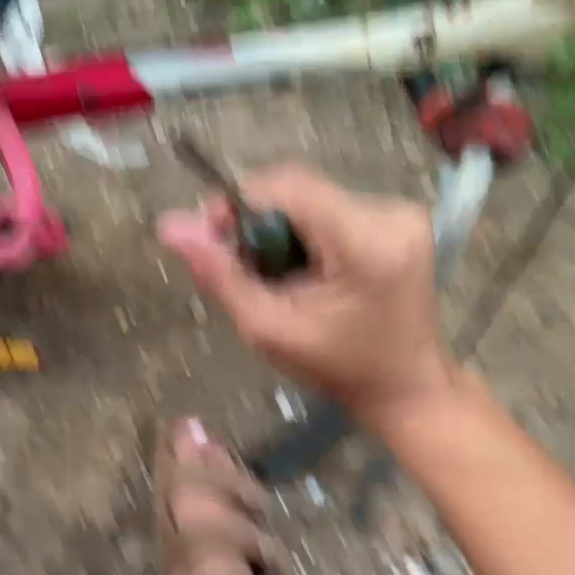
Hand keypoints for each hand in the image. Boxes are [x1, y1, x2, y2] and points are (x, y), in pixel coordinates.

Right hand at [158, 164, 456, 421]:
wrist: (405, 386)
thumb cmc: (335, 365)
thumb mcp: (266, 327)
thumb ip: (219, 273)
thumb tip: (169, 225)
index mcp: (366, 242)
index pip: (286, 188)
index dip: (237, 205)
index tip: (212, 240)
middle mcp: (389, 214)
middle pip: (294, 190)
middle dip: (254, 223)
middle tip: (239, 267)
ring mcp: (398, 213)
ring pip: (306, 197)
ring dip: (274, 229)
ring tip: (271, 275)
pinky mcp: (395, 218)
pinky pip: (325, 207)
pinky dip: (298, 232)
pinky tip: (299, 269)